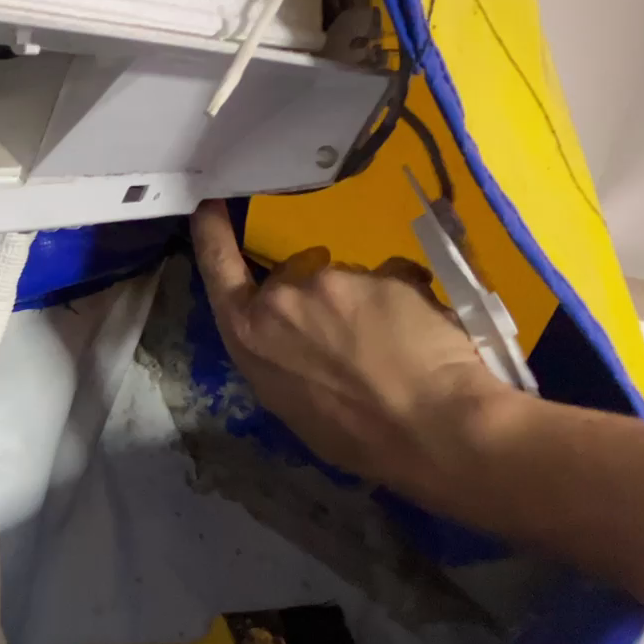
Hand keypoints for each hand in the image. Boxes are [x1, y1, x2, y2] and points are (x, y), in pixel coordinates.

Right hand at [189, 200, 499, 490]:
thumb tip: (297, 339)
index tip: (208, 205)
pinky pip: (392, 278)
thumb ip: (280, 356)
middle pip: (289, 279)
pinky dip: (404, 300)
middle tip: (351, 335)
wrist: (434, 432)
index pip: (220, 270)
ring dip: (364, 301)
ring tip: (396, 345)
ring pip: (344, 281)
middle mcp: (280, 301)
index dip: (213, 236)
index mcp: (248, 337)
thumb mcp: (291, 403)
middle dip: (315, 297)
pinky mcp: (381, 275)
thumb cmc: (358, 438)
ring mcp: (331, 282)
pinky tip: (426, 334)